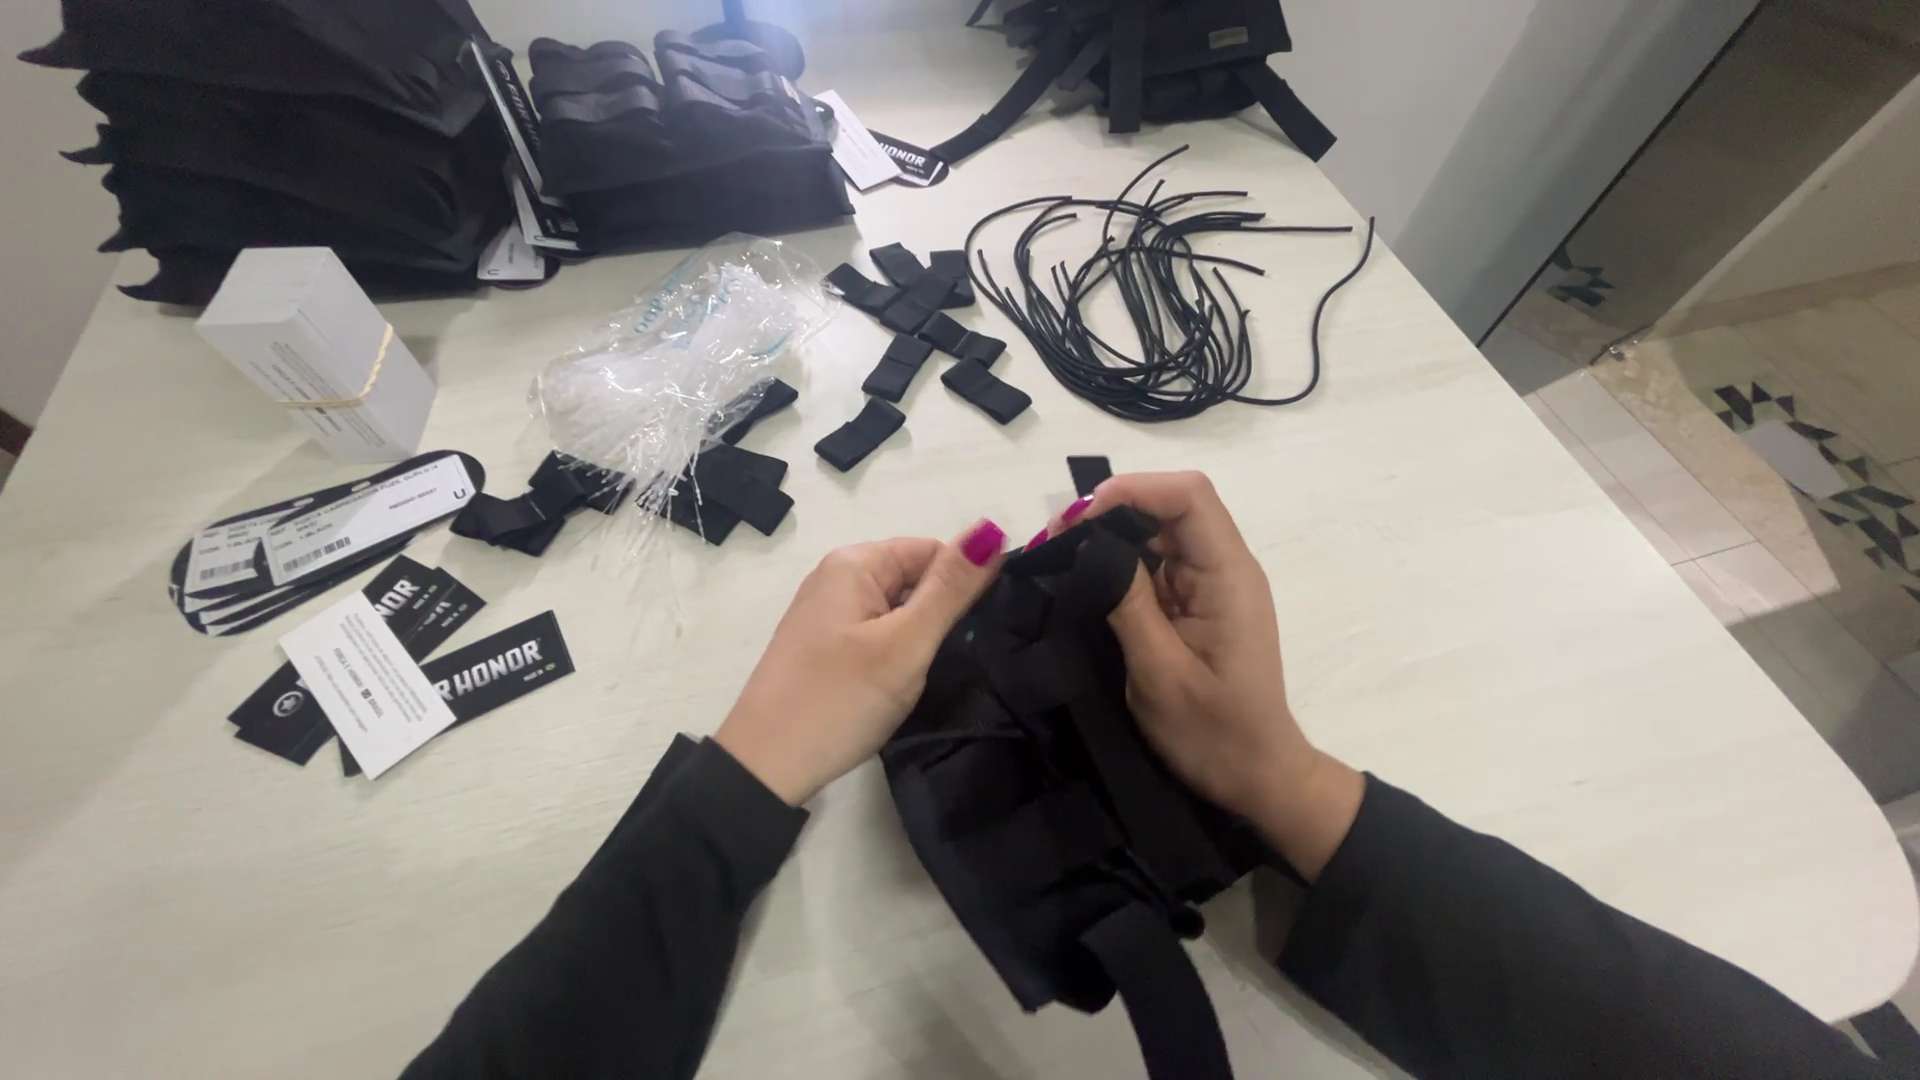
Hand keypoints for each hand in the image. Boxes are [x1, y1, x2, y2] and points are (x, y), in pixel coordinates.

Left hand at [715, 521, 1005, 804]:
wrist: (765, 768)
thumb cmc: (839, 699)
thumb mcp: (905, 643)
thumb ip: (951, 589)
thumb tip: (992, 529)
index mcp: (854, 563)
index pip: (932, 551)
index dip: (963, 584)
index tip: (979, 629)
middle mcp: (836, 577)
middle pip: (914, 578)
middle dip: (939, 614)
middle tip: (950, 659)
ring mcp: (827, 614)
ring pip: (898, 610)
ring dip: (919, 639)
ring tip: (925, 675)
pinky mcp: (825, 647)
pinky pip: (877, 634)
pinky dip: (897, 655)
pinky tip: (899, 686)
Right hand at [1041, 472, 1362, 879]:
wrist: (1255, 777)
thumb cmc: (1213, 733)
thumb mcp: (1159, 672)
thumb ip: (1127, 603)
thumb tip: (1088, 545)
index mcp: (1229, 576)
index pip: (1190, 497)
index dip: (1134, 490)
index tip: (1080, 519)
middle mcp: (1224, 567)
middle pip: (1172, 505)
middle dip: (1111, 510)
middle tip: (1055, 540)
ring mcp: (1210, 583)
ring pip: (1159, 530)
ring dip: (1110, 534)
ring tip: (1060, 556)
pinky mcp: (1195, 600)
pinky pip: (1156, 561)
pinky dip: (1119, 560)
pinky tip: (1085, 577)